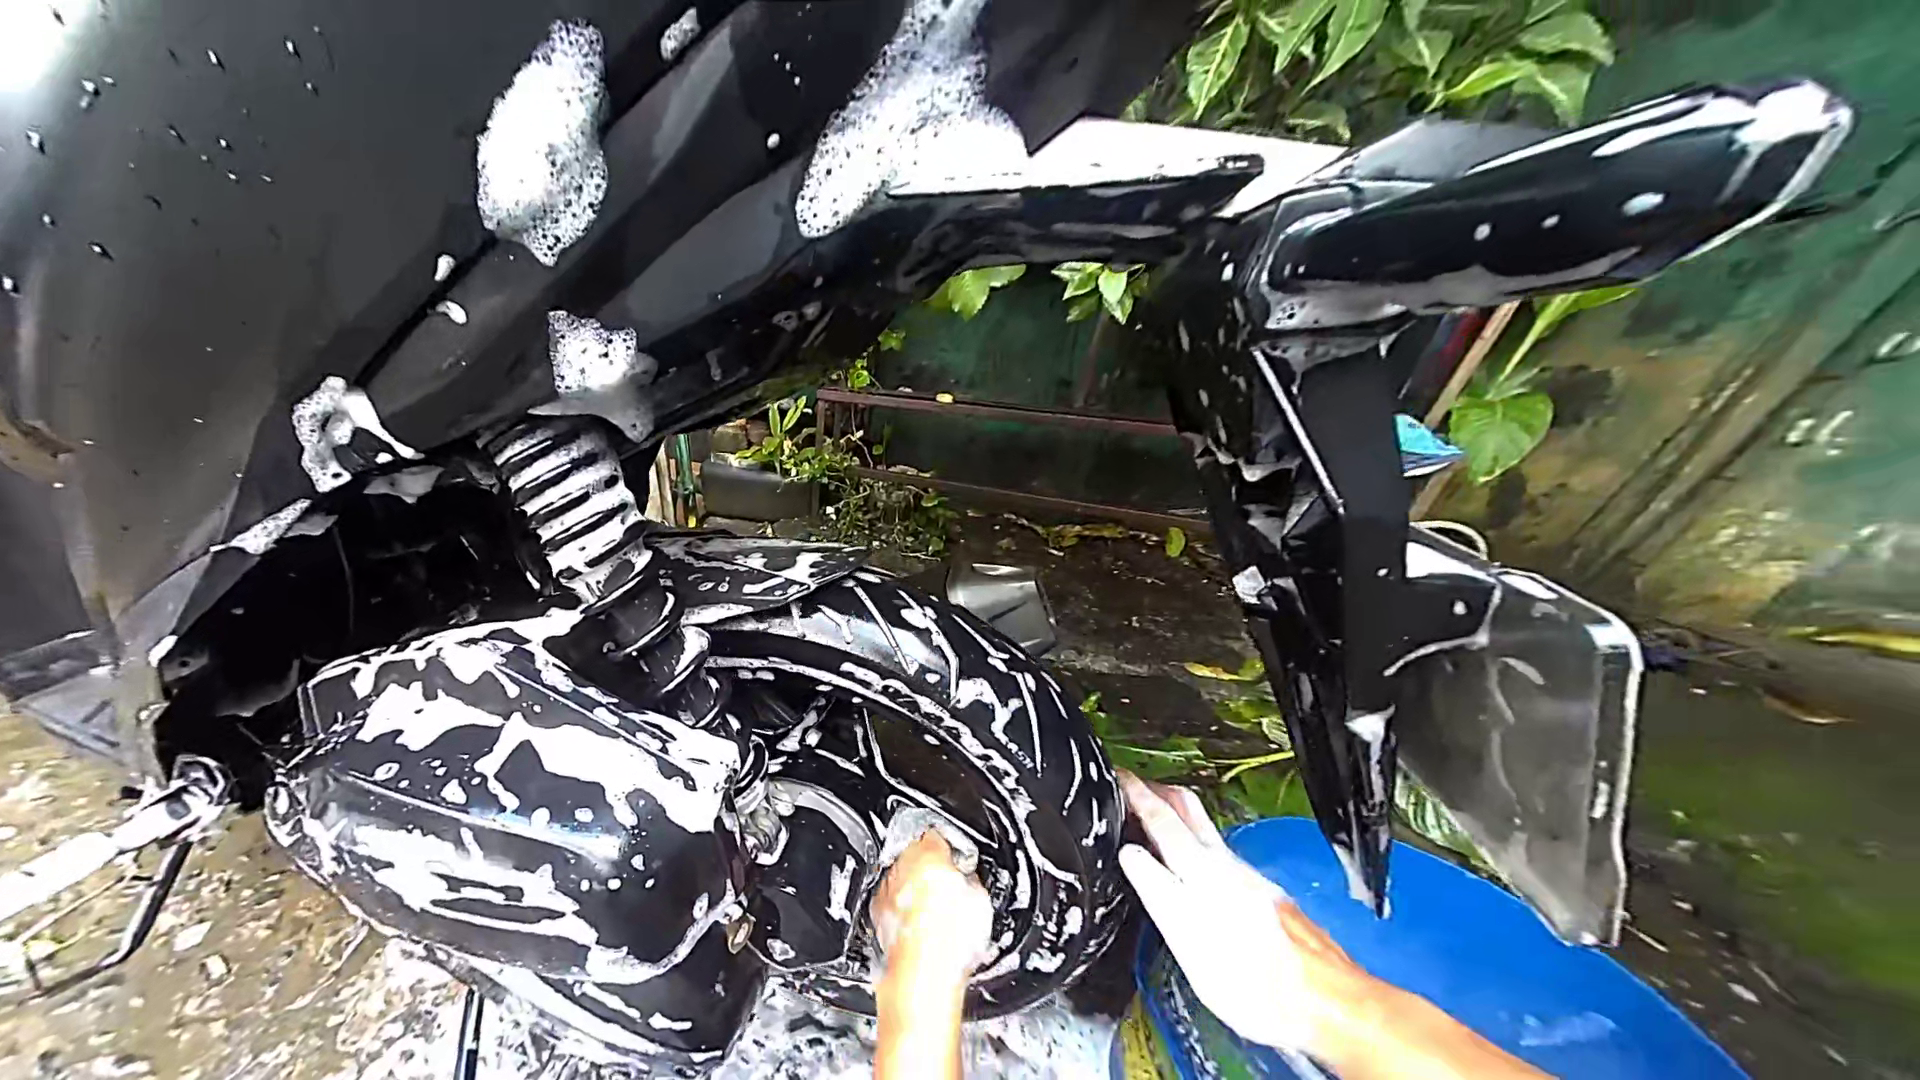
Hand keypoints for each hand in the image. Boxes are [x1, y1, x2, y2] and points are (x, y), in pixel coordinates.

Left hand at [869, 829, 992, 977]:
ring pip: (901, 875)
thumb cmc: (951, 942)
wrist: (923, 981)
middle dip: (928, 864)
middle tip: (946, 883)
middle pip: (915, 851)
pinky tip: (918, 924)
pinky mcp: (877, 915)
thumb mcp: (978, 901)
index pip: (936, 833)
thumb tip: (967, 881)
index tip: (955, 856)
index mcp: (930, 853)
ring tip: (933, 908)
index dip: (948, 844)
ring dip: (914, 885)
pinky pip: (892, 899)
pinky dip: (902, 906)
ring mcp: (887, 890)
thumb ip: (969, 879)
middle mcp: (903, 866)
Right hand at [1116, 770, 1368, 1053]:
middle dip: (1157, 787)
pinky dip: (1196, 837)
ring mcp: (1246, 874)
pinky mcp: (1262, 891)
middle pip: (1186, 806)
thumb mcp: (1188, 943)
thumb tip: (1131, 856)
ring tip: (1156, 812)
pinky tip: (1192, 859)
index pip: (1160, 816)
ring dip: (1176, 809)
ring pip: (1204, 825)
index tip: (1117, 774)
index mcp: (1201, 871)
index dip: (1135, 792)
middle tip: (1134, 782)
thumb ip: (1158, 892)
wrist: (1326, 1002)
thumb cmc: (1256, 984)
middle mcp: (1225, 863)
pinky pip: (1218, 847)